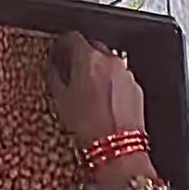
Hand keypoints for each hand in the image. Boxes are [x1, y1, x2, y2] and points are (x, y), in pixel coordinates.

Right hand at [46, 31, 145, 147]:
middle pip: (92, 47)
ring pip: (107, 62)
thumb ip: (55, 75)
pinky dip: (110, 82)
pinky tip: (102, 99)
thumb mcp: (60, 99)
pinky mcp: (136, 88)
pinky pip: (119, 77)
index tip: (57, 51)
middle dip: (80, 55)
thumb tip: (52, 66)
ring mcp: (125, 73)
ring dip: (96, 69)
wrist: (118, 151)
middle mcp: (110, 61)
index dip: (62, 43)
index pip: (72, 37)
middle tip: (69, 70)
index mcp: (88, 59)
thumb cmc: (89, 127)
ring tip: (86, 89)